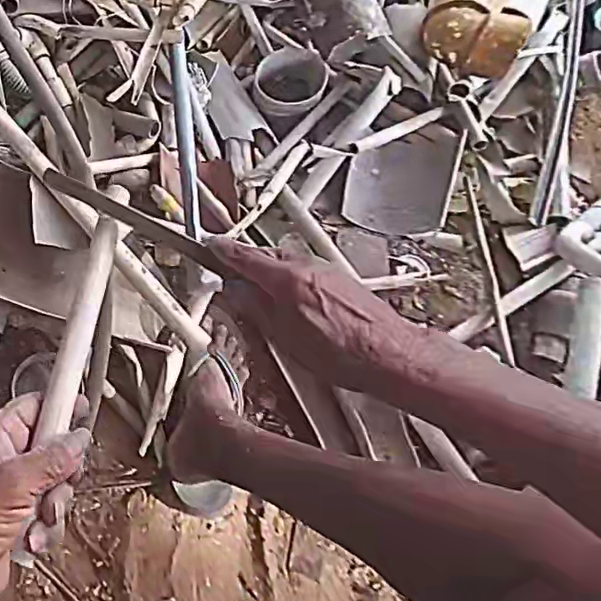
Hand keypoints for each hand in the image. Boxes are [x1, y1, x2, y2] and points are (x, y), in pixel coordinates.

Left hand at [0, 392, 87, 600]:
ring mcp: (14, 492)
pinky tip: (29, 538)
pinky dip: (45, 530)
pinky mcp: (20, 520)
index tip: (81, 408)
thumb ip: (53, 458)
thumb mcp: (16, 482)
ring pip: (58, 486)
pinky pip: (50, 516)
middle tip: (56, 482)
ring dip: (53, 507)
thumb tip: (77, 439)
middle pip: (56, 450)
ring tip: (37, 517)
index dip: (59, 406)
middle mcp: (6, 461)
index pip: (35, 406)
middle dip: (63, 473)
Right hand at [206, 237, 418, 393]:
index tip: (211, 247)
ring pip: (286, 264)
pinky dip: (290, 280)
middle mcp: (306, 266)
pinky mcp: (339, 278)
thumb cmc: (344, 352)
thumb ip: (256, 309)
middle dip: (246, 265)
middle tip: (231, 280)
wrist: (390, 354)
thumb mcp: (284, 337)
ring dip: (269, 274)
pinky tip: (291, 303)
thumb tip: (237, 294)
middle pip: (265, 257)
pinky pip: (304, 271)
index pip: (244, 257)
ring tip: (262, 299)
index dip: (223, 251)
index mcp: (286, 279)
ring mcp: (325, 270)